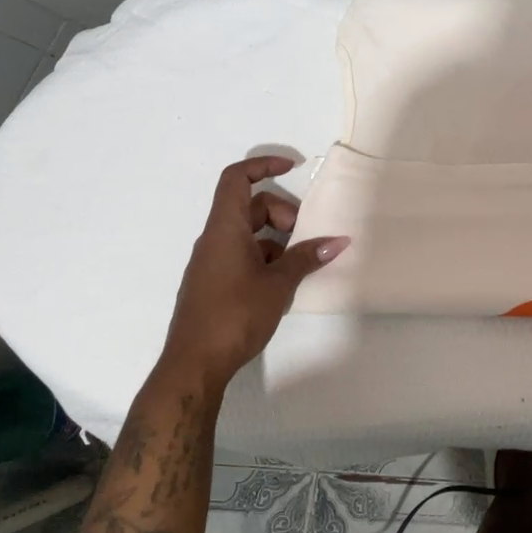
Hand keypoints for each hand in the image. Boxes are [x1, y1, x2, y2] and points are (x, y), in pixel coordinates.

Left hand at [159, 156, 349, 390]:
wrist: (193, 366)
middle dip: (282, 213)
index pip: (236, 178)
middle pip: (250, 206)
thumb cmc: (235, 315)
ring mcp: (211, 264)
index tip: (293, 168)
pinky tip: (281, 285)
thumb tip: (338, 240)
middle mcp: (214, 240)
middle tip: (303, 237)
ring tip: (297, 265)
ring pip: (248, 234)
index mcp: (225, 230)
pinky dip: (264, 258)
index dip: (264, 165)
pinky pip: (241, 255)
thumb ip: (307, 257)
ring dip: (276, 240)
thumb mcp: (279, 284)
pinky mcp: (212, 285)